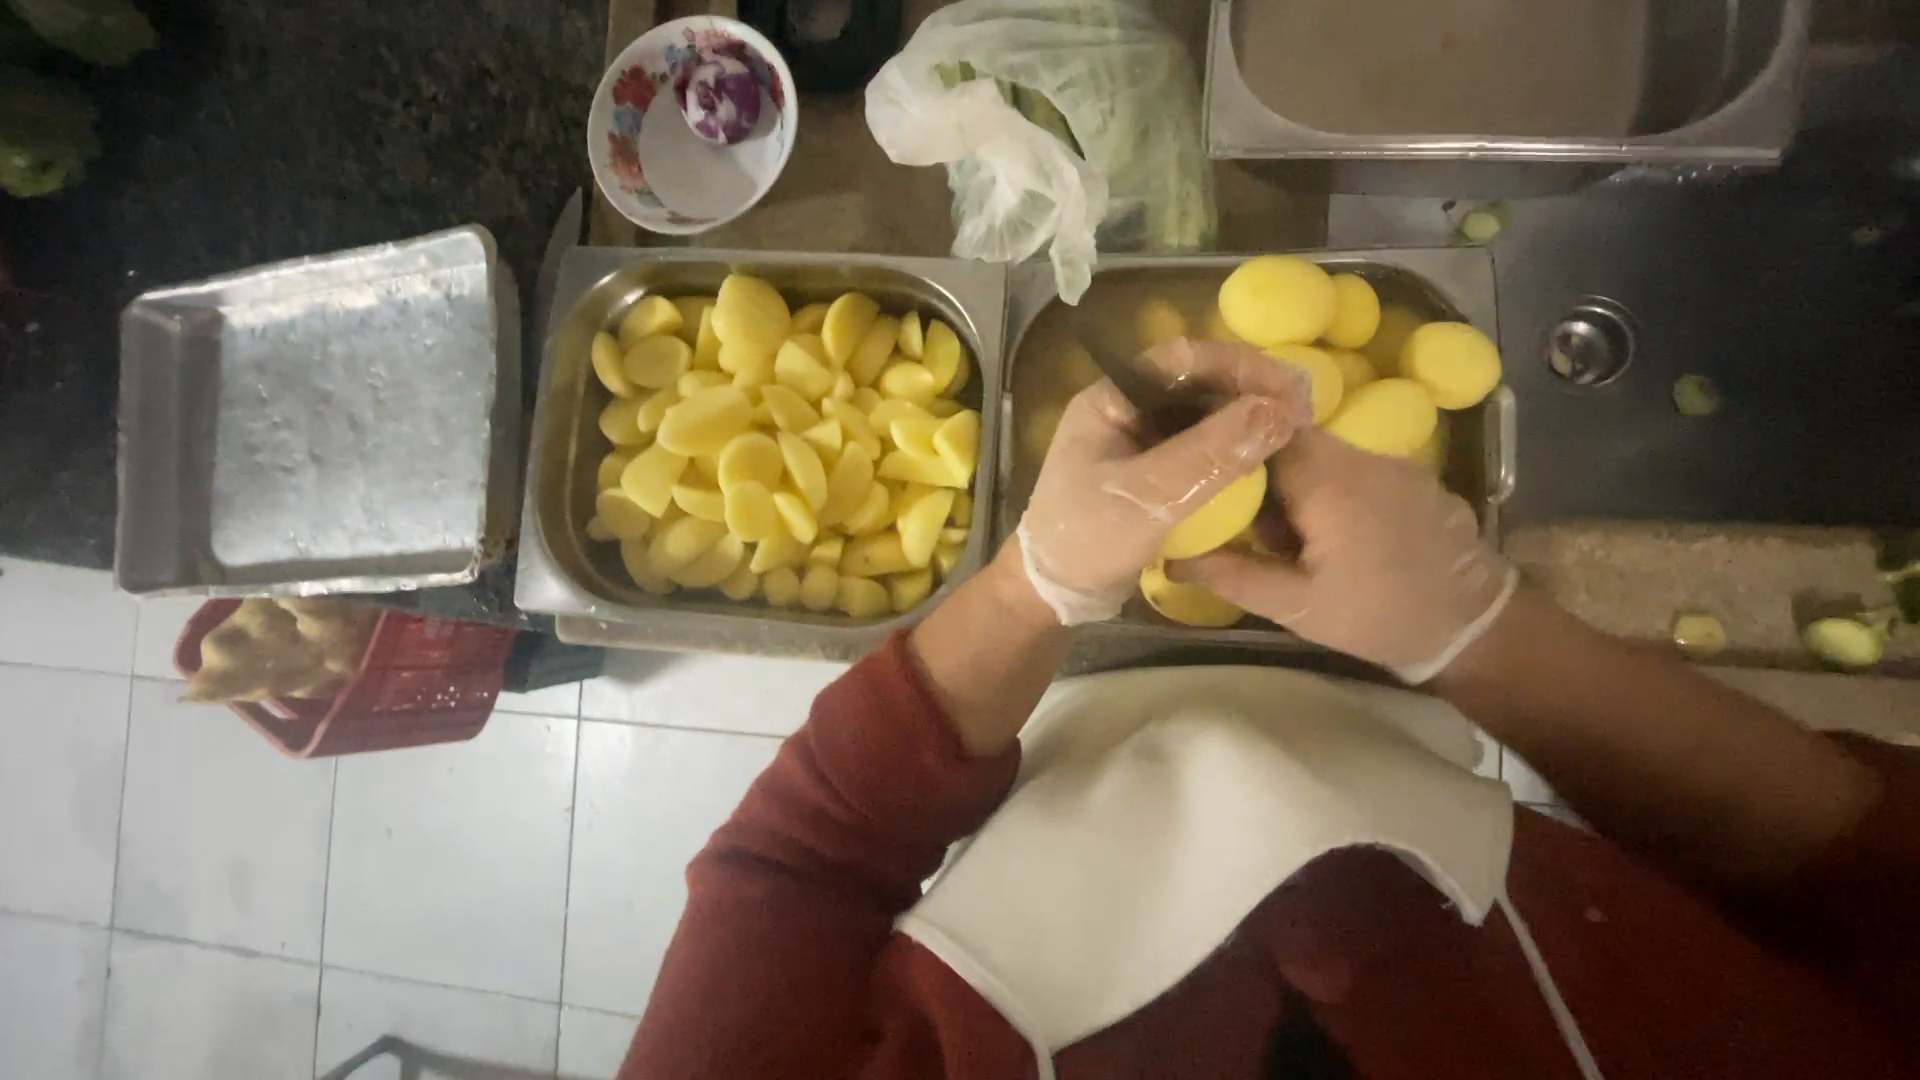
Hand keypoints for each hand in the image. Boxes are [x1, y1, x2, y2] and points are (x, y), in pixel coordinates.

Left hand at [1016, 339, 1308, 626]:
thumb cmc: (1087, 539)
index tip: (1290, 391)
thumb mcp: (1149, 497)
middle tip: (1303, 413)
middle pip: (1197, 383)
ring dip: (1246, 420)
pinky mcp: (1152, 470)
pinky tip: (1264, 461)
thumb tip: (1279, 412)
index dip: (1241, 367)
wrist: (1056, 593)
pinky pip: (1199, 447)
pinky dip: (1232, 450)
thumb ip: (1208, 455)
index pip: (1182, 360)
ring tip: (1293, 435)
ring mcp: (1138, 441)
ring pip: (1203, 415)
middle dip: (1250, 392)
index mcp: (1110, 400)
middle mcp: (1125, 410)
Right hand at [1171, 426, 1515, 682]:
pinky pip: (1353, 466)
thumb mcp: (1294, 607)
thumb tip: (1168, 557)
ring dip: (1294, 481)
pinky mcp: (1412, 476)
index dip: (1228, 439)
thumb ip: (1230, 574)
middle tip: (1242, 516)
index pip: (1262, 428)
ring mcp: (1392, 462)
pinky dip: (1328, 487)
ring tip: (1286, 532)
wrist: (1477, 628)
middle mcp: (1360, 456)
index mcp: (1327, 481)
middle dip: (1258, 469)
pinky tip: (1332, 530)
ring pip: (1321, 452)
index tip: (1204, 465)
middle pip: (1289, 438)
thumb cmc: (1376, 617)